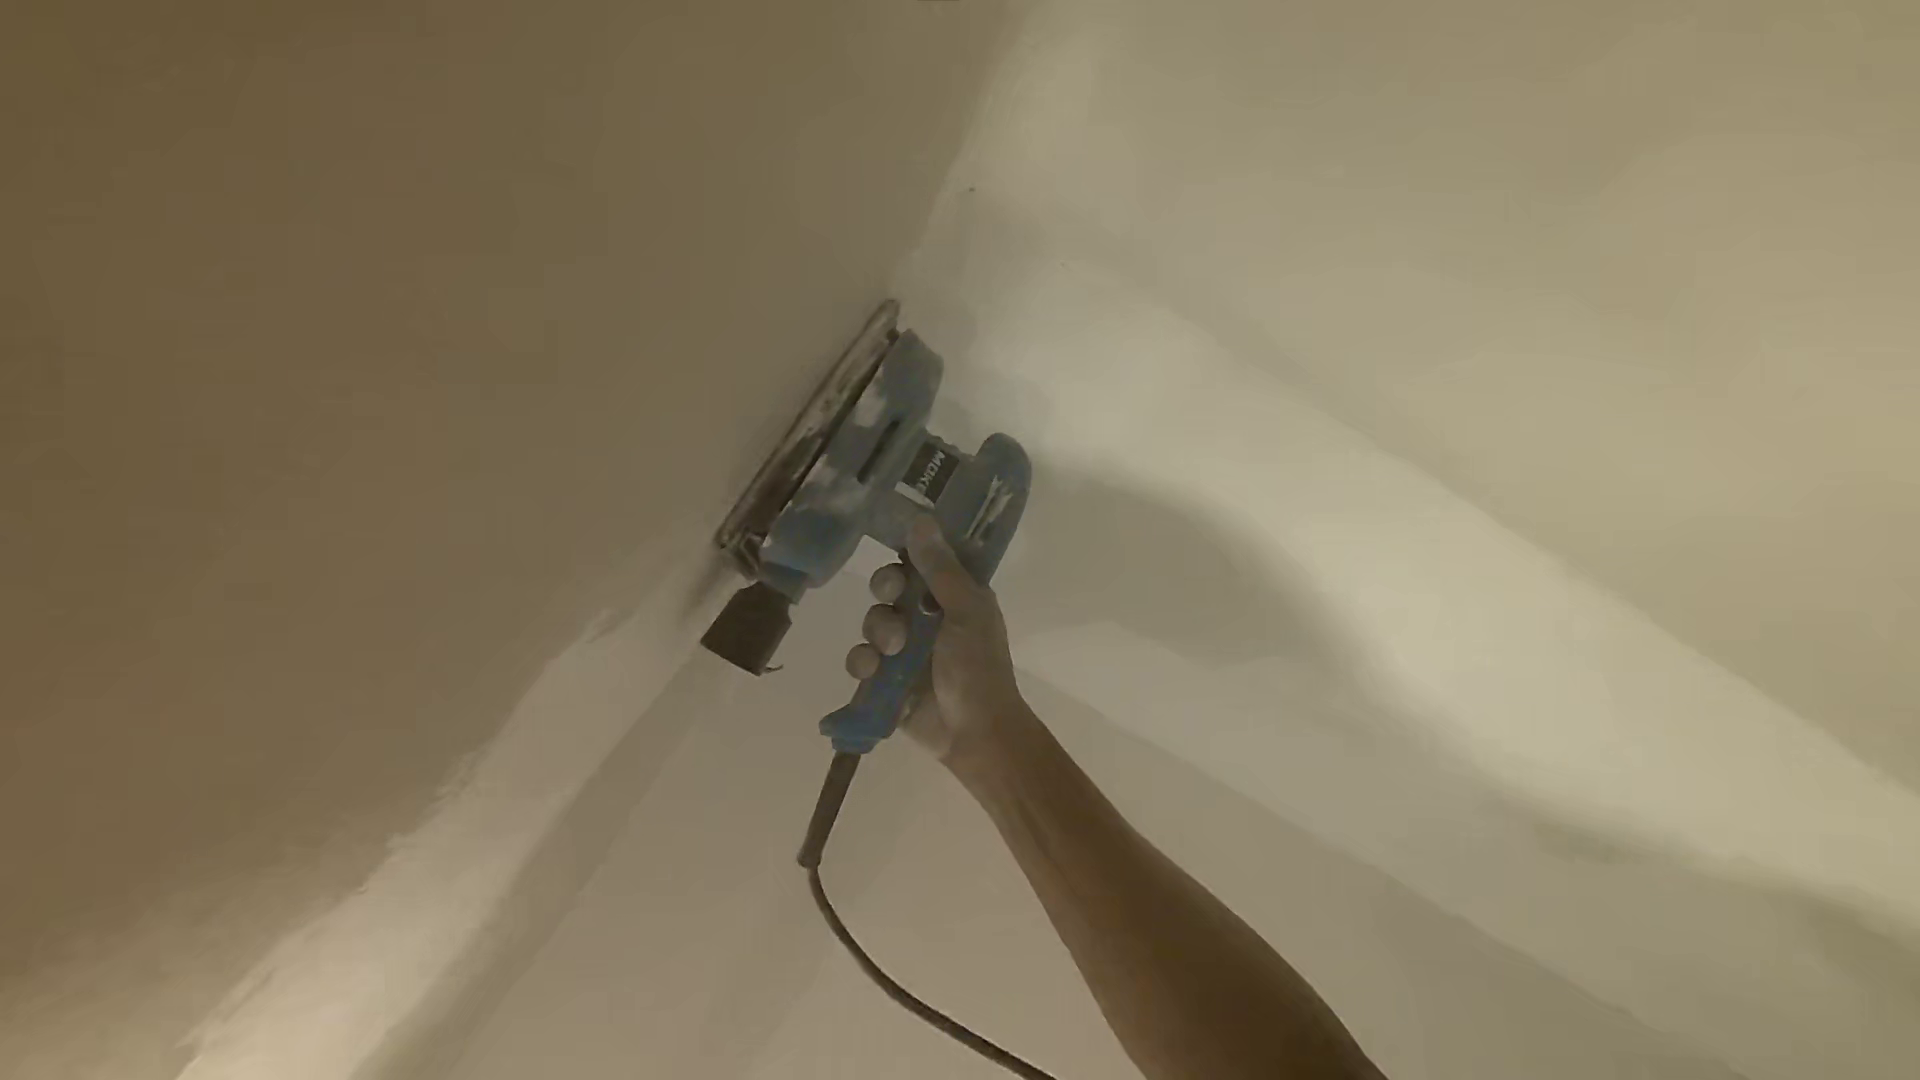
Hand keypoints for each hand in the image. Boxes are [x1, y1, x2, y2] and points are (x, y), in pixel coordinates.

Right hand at [844, 516, 1024, 766]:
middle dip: (885, 587)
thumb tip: (921, 518)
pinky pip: (862, 657)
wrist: (973, 732)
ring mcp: (905, 647)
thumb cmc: (978, 666)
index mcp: (953, 596)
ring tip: (894, 650)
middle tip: (892, 595)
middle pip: (890, 585)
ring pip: (873, 619)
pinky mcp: (885, 676)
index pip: (923, 560)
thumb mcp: (966, 611)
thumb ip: (940, 568)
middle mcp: (927, 615)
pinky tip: (873, 670)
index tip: (896, 546)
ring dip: (878, 629)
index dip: (907, 552)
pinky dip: (863, 662)